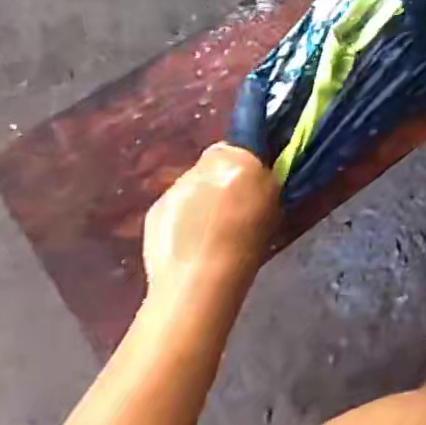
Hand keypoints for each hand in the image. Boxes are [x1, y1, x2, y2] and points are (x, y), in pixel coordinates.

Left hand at [142, 143, 280, 297]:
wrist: (199, 280)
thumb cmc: (247, 243)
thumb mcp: (272, 204)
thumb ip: (261, 180)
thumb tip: (256, 174)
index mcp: (239, 160)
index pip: (238, 145)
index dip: (242, 162)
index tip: (247, 181)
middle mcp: (203, 166)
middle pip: (212, 164)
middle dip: (219, 179)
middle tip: (229, 207)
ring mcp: (175, 187)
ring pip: (191, 185)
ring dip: (199, 198)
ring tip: (206, 230)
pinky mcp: (153, 209)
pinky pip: (173, 205)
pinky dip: (180, 217)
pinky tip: (186, 241)